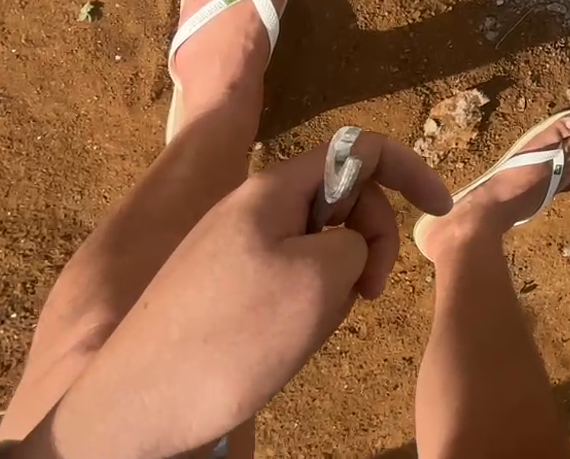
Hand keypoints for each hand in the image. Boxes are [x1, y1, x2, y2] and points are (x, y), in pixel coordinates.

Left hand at [20, 132, 449, 458]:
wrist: (129, 421)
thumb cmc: (233, 337)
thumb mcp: (324, 275)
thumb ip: (359, 235)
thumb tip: (349, 241)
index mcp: (273, 188)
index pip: (361, 148)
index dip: (410, 169)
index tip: (440, 208)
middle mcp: (253, 208)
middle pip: (344, 195)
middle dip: (374, 234)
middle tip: (372, 289)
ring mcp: (234, 249)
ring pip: (321, 238)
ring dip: (343, 271)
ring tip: (326, 319)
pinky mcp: (223, 289)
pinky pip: (292, 270)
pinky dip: (312, 294)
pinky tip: (296, 333)